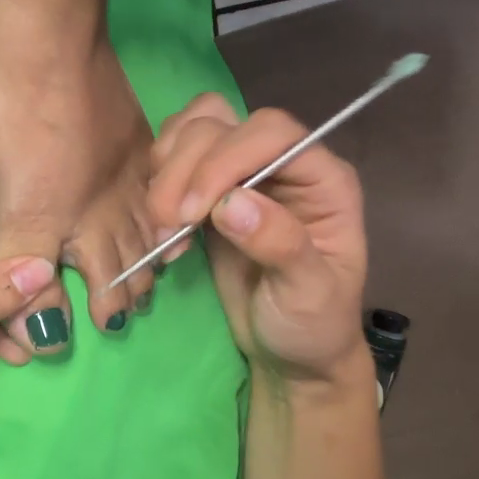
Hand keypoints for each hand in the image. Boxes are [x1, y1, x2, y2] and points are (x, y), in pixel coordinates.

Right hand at [145, 95, 369, 382]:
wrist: (289, 353)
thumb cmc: (312, 324)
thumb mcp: (309, 294)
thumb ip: (281, 244)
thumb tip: (232, 203)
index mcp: (321, 178)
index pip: (270, 133)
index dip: (224, 160)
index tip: (193, 213)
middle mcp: (279, 164)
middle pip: (220, 125)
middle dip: (184, 172)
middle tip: (170, 230)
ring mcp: (240, 174)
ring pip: (192, 132)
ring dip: (165, 174)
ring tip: (165, 231)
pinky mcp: (206, 193)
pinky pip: (173, 159)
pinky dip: (157, 183)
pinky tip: (164, 229)